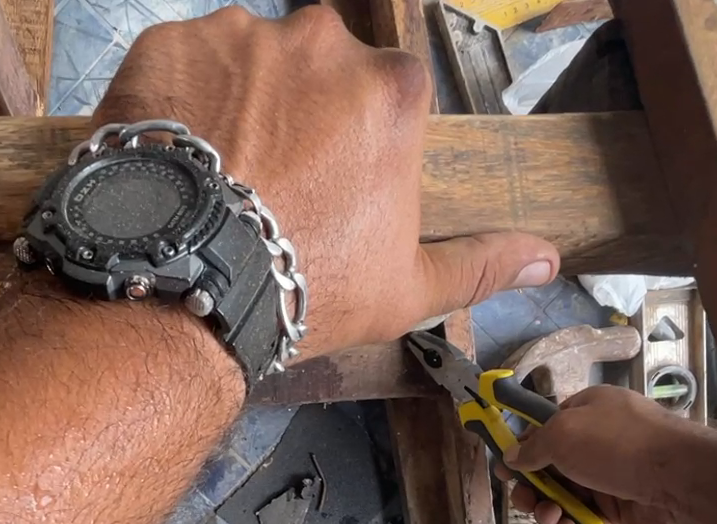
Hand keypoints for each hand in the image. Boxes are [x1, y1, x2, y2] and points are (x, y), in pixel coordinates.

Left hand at [94, 8, 560, 352]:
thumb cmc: (308, 292)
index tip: (321, 198)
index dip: (347, 155)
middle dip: (294, 126)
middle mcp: (324, 42)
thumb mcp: (406, 291)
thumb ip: (479, 264)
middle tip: (264, 195)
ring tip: (212, 185)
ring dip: (234, 114)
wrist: (193, 292)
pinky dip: (175, 108)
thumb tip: (548, 256)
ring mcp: (241, 37)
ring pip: (245, 70)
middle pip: (312, 78)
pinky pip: (180, 69)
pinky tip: (169, 165)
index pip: (377, 107)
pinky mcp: (168, 47)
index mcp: (392, 92)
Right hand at [502, 385, 716, 523]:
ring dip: (548, 510)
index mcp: (587, 412)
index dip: (521, 450)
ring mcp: (607, 476)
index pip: (544, 429)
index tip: (505, 470)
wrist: (680, 480)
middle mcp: (596, 443)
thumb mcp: (562, 434)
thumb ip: (532, 446)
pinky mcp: (618, 508)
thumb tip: (512, 456)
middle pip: (548, 468)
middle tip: (524, 501)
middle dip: (530, 488)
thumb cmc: (617, 446)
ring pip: (562, 497)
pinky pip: (584, 518)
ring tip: (551, 517)